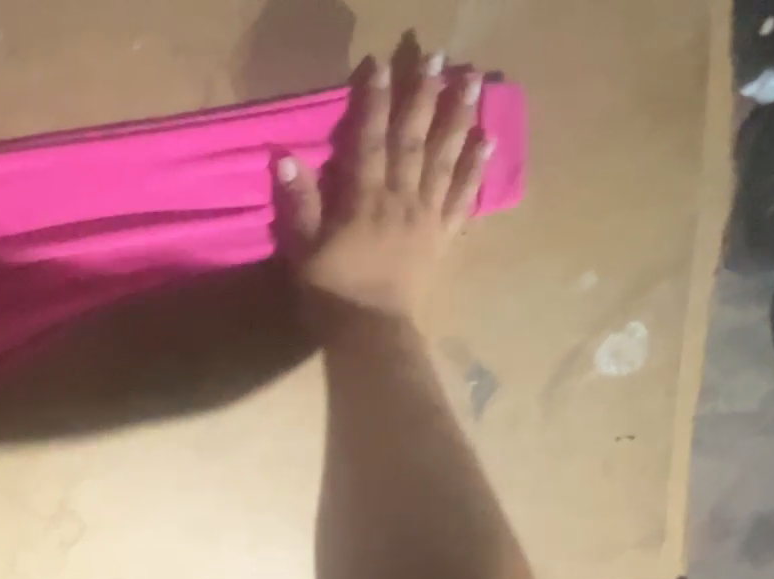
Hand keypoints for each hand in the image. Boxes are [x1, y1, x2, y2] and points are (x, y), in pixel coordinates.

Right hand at [275, 49, 495, 327]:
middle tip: (437, 55)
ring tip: (473, 78)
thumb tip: (286, 158)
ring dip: (459, 115)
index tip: (379, 66)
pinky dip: (477, 163)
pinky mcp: (443, 233)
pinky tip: (487, 136)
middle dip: (423, 94)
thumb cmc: (328, 291)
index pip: (367, 141)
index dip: (372, 102)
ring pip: (446, 156)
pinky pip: (464, 192)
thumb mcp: (301, 250)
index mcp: (363, 200)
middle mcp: (401, 197)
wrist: (369, 328)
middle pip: (413, 138)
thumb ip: (300, 203)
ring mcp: (427, 213)